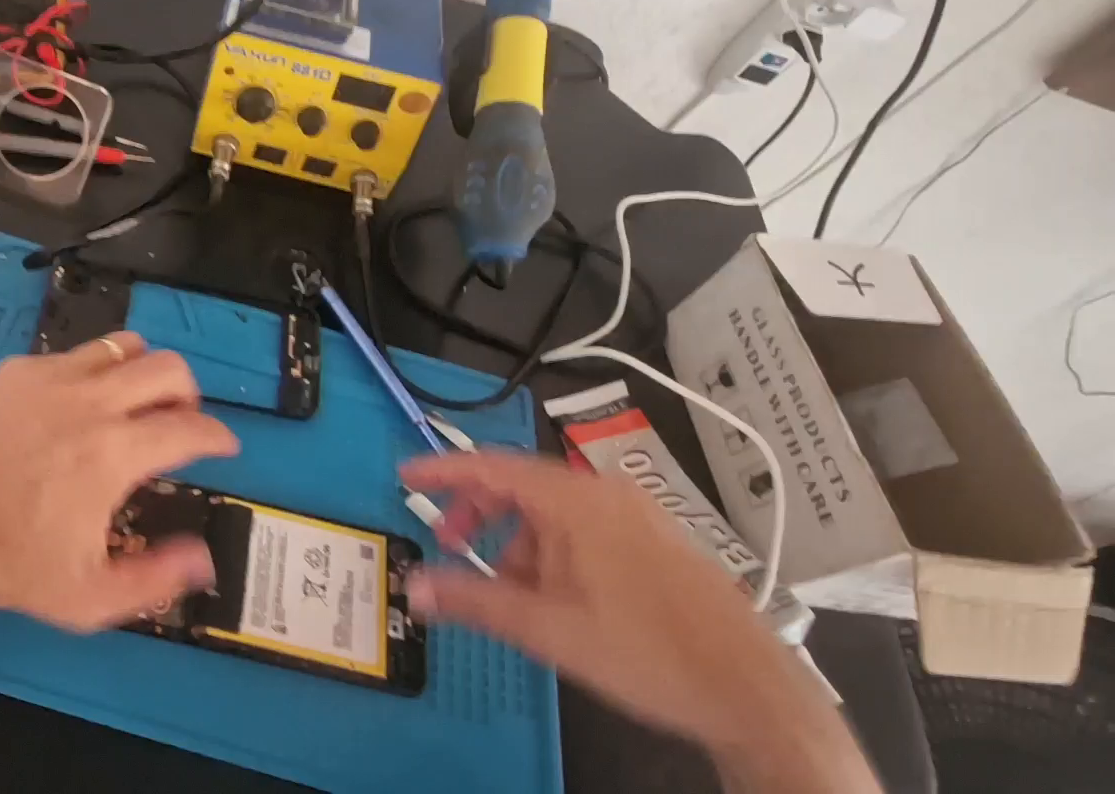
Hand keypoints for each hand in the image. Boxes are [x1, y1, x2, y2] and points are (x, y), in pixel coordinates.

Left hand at [0, 332, 237, 630]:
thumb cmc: (13, 564)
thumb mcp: (91, 597)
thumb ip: (157, 578)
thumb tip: (206, 559)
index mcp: (115, 453)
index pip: (192, 426)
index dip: (218, 435)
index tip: (223, 445)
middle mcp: (91, 402)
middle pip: (169, 367)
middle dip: (189, 393)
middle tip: (180, 421)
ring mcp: (51, 377)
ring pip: (125, 346)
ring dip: (144, 372)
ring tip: (135, 404)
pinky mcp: (19, 370)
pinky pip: (77, 354)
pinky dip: (94, 374)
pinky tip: (76, 408)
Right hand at [399, 451, 836, 755]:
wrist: (756, 694)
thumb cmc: (646, 653)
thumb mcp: (548, 629)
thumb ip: (473, 601)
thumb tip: (414, 587)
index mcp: (576, 500)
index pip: (492, 467)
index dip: (443, 470)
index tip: (405, 476)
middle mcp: (605, 493)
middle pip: (520, 485)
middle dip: (477, 513)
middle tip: (449, 543)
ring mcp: (635, 514)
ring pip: (552, 511)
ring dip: (516, 540)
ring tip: (505, 588)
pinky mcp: (654, 539)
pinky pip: (583, 527)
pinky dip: (550, 549)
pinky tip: (550, 593)